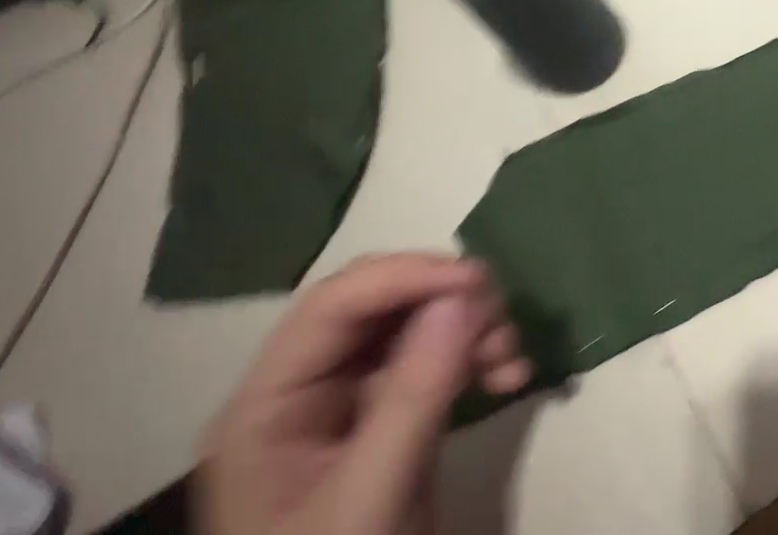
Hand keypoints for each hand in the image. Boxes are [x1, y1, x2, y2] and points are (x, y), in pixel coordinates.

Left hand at [200, 253, 532, 534]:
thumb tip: (464, 296)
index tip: (480, 281)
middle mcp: (300, 392)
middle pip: (375, 309)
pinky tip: (510, 377)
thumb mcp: (371, 499)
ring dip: (469, 330)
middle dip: (445, 303)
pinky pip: (432, 366)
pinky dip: (474, 360)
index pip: (333, 306)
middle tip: (503, 321)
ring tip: (512, 357)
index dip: (407, 277)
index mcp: (265, 405)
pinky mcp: (385, 424)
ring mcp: (344, 407)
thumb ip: (414, 395)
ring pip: (411, 330)